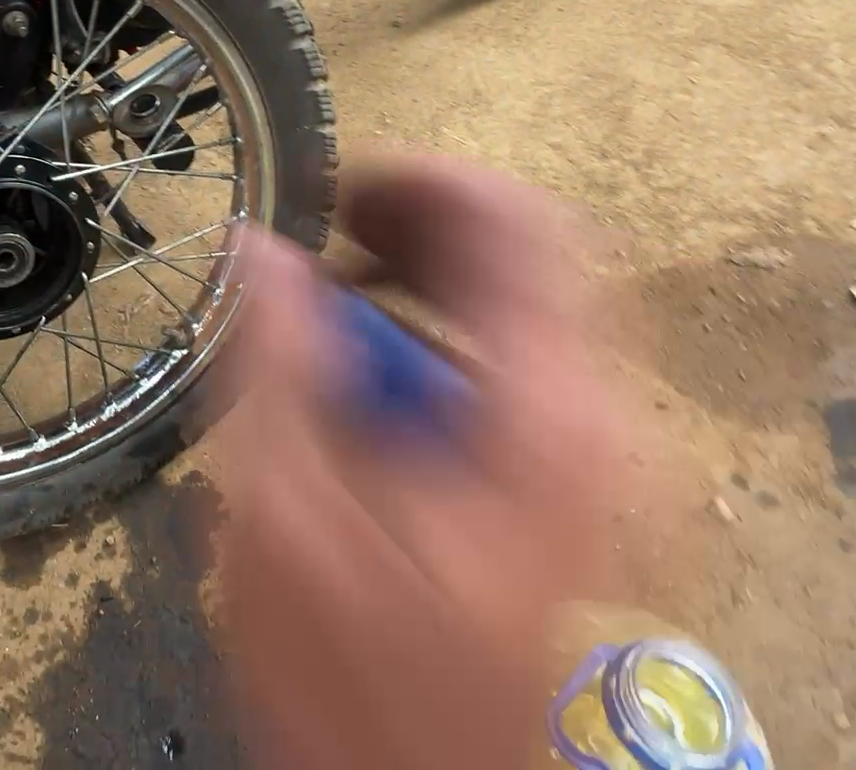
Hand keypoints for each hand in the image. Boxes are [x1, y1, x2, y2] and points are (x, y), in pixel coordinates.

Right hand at [219, 158, 636, 768]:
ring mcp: (591, 446)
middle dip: (419, 226)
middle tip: (326, 243)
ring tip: (334, 302)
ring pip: (521, 296)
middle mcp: (596, 416)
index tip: (338, 195)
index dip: (427, 183)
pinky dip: (439, 328)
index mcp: (541, 413)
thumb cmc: (350, 672)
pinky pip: (511, 352)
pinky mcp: (567, 470)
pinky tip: (371, 365)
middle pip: (530, 250)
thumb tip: (259, 247)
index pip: (520, 225)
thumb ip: (277, 357)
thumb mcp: (285, 506)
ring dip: (425, 276)